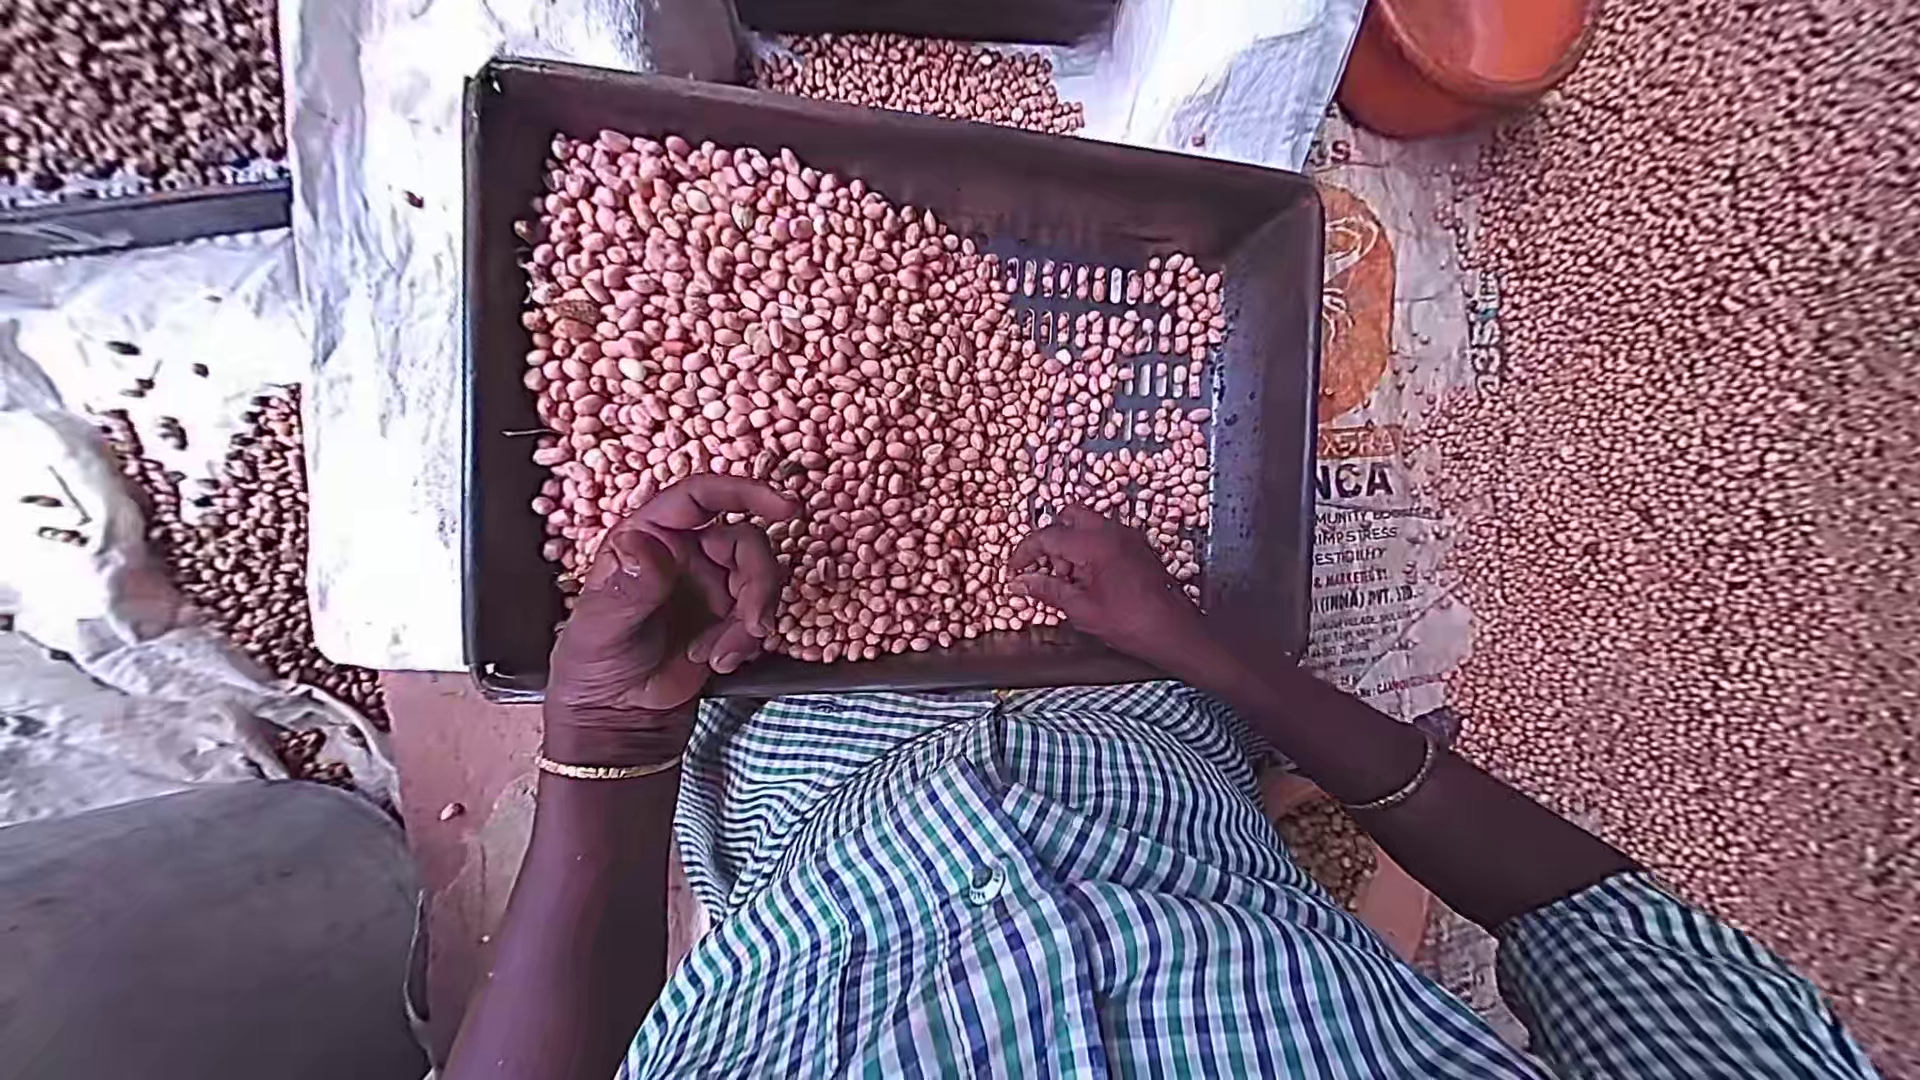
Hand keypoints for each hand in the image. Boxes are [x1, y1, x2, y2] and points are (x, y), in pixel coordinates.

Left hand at [544, 475, 798, 767]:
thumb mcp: (601, 630)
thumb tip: (643, 543)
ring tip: (725, 653)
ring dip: (754, 615)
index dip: (744, 491)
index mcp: (649, 539)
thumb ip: (627, 588)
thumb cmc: (593, 668)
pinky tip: (721, 660)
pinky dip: (749, 637)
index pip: (699, 497)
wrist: (619, 720)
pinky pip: (760, 611)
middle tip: (753, 623)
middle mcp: (685, 553)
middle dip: (758, 582)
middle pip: (746, 542)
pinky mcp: (730, 615)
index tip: (785, 505)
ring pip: (760, 576)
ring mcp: (712, 584)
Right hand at [1007, 505, 1210, 670]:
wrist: (1175, 632)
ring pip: (1087, 524)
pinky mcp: (1137, 546)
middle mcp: (1113, 531)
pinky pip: (1104, 535)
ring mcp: (1128, 536)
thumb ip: (1048, 590)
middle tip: (1046, 570)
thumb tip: (1020, 583)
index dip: (1025, 553)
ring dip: (1070, 545)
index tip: (1015, 570)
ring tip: (1069, 582)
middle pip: (1068, 516)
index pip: (1048, 536)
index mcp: (1095, 543)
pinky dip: (1089, 549)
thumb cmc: (1131, 623)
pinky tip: (1089, 581)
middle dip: (1051, 541)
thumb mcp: (1081, 609)